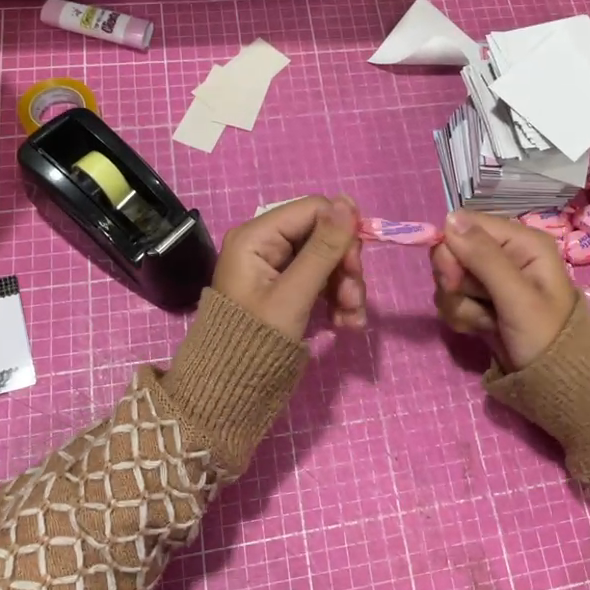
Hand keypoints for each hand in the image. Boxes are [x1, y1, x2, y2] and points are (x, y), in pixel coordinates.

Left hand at [214, 196, 365, 337]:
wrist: (233, 387)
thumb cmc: (257, 339)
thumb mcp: (294, 294)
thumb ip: (323, 248)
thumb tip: (348, 201)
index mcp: (257, 235)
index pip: (315, 210)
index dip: (342, 232)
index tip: (356, 267)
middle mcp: (266, 243)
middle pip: (324, 235)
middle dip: (345, 268)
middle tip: (353, 300)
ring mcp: (277, 266)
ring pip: (328, 260)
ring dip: (346, 288)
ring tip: (351, 320)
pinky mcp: (288, 286)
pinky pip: (322, 280)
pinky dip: (338, 299)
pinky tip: (346, 323)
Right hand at [431, 210, 575, 369]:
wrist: (555, 383)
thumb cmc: (545, 336)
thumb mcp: (517, 297)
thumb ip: (484, 258)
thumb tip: (449, 217)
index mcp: (522, 242)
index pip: (466, 224)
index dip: (451, 249)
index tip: (452, 280)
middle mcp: (506, 254)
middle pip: (453, 250)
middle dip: (454, 282)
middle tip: (471, 305)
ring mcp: (491, 279)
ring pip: (449, 278)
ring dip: (459, 304)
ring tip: (485, 323)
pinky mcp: (481, 301)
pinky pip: (452, 298)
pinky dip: (461, 316)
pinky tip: (481, 329)